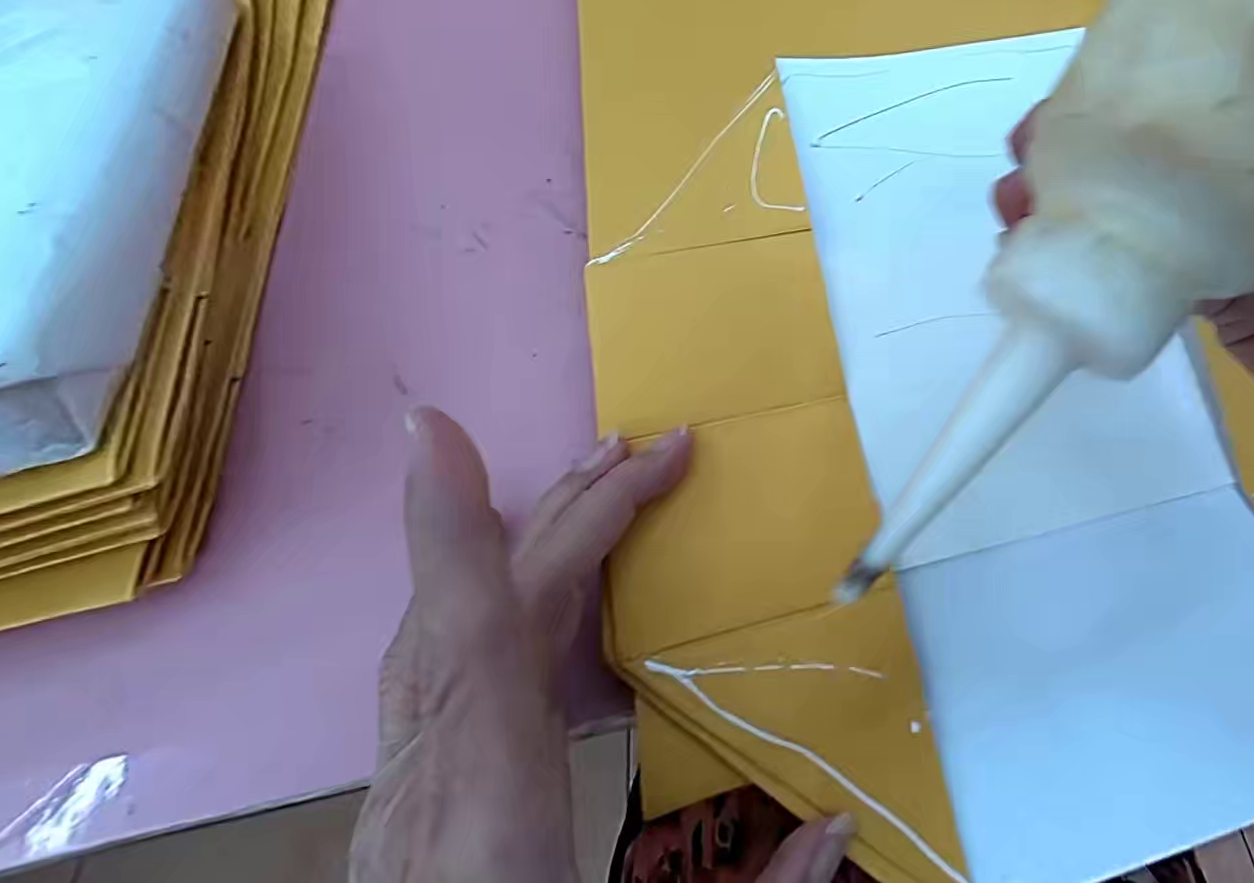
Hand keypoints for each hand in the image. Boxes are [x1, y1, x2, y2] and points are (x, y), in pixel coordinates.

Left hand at [350, 407, 856, 882]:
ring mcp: (414, 770)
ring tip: (607, 476)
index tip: (432, 431)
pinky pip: (457, 643)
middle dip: (575, 509)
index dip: (453, 527)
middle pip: (495, 602)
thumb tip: (838, 823)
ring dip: (540, 529)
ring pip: (464, 611)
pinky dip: (509, 577)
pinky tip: (554, 562)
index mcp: (490, 813)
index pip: (470, 643)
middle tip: (652, 453)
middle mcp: (437, 773)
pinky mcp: (418, 773)